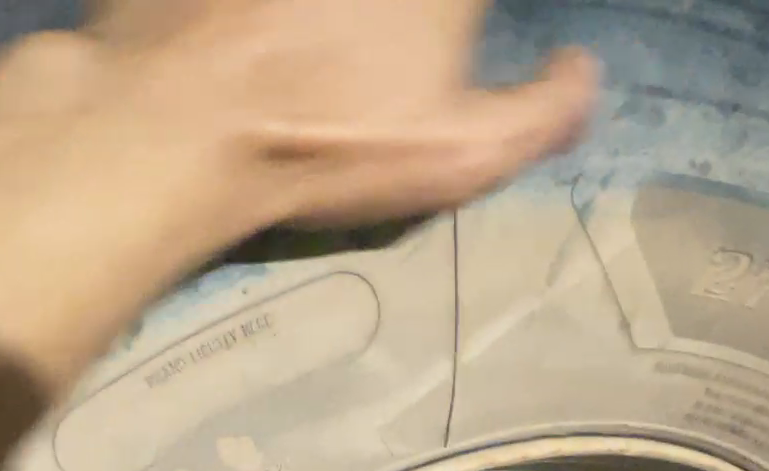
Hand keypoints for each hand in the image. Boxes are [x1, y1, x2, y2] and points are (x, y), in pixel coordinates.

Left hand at [77, 0, 601, 226]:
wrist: (188, 125)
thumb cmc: (334, 140)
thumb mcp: (463, 156)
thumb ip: (544, 114)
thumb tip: (581, 71)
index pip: (473, 7)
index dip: (461, 32)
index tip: (447, 55)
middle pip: (418, 13)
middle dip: (410, 37)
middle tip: (383, 75)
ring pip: (341, 11)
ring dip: (345, 32)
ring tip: (327, 61)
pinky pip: (263, 3)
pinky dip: (269, 20)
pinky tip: (272, 37)